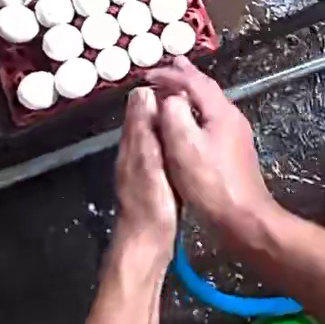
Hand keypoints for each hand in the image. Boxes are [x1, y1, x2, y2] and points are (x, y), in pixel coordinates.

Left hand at [113, 87, 176, 257]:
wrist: (147, 245)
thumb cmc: (150, 204)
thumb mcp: (147, 161)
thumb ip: (143, 128)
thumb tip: (143, 91)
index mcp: (132, 144)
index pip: (140, 106)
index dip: (157, 90)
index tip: (178, 78)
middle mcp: (135, 151)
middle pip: (149, 118)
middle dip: (165, 102)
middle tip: (191, 89)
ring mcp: (146, 167)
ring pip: (158, 134)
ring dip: (171, 120)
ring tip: (193, 108)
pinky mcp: (157, 180)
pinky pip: (166, 150)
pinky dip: (176, 139)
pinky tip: (190, 140)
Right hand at [145, 57, 280, 249]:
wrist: (245, 218)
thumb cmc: (212, 184)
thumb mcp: (185, 147)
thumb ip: (174, 115)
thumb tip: (170, 96)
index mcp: (221, 112)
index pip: (194, 82)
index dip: (170, 75)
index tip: (148, 73)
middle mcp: (231, 117)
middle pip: (206, 89)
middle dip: (185, 76)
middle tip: (169, 65)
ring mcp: (235, 134)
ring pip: (209, 104)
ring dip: (190, 93)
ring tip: (174, 89)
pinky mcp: (233, 150)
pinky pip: (211, 119)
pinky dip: (195, 111)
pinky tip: (187, 122)